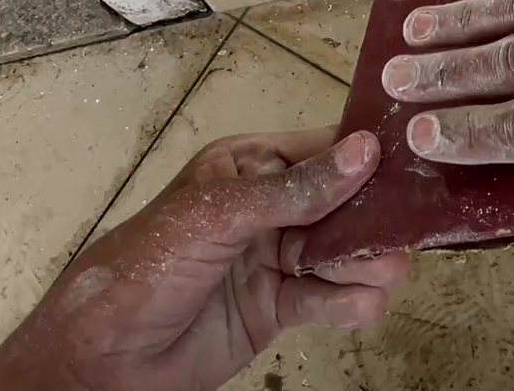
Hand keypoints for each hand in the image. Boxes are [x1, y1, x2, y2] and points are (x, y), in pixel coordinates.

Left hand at [0, 128, 408, 390]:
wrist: (101, 364)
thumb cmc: (151, 263)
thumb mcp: (221, 214)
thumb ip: (296, 189)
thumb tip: (365, 150)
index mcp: (250, 165)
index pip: (318, 149)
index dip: (362, 153)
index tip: (412, 159)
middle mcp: (268, 206)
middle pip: (335, 203)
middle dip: (368, 216)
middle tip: (406, 229)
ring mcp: (272, 258)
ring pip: (333, 252)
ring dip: (363, 261)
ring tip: (389, 271)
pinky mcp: (274, 307)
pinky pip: (321, 299)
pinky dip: (347, 302)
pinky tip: (368, 304)